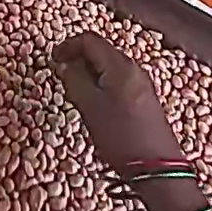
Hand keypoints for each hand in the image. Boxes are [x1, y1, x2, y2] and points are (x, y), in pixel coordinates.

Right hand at [52, 31, 182, 170]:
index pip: (89, 40)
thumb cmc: (120, 135)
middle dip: (78, 57)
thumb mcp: (89, 106)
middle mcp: (133, 68)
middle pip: (101, 50)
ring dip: (89, 71)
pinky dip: (102, 82)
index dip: (68, 45)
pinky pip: (118, 80)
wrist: (158, 170)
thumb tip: (64, 64)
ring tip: (75, 89)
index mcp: (119, 65)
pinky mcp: (144, 99)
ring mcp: (141, 83)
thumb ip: (73, 79)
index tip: (53, 58)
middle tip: (61, 73)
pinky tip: (94, 101)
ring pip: (109, 66)